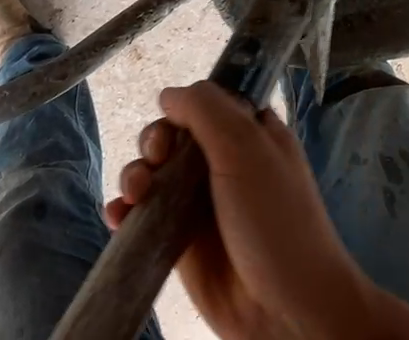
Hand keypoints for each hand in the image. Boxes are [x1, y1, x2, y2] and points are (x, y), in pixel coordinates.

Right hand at [103, 81, 408, 339]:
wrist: (288, 313)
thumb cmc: (276, 221)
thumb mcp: (247, 148)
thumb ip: (205, 110)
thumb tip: (168, 94)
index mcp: (249, 133)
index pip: (205, 102)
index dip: (183, 107)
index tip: (174, 121)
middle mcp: (224, 163)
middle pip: (171, 134)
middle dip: (154, 142)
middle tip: (157, 159)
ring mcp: (201, 203)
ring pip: (153, 172)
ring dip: (134, 174)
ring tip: (135, 194)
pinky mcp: (181, 241)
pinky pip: (143, 215)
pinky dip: (125, 211)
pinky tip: (120, 217)